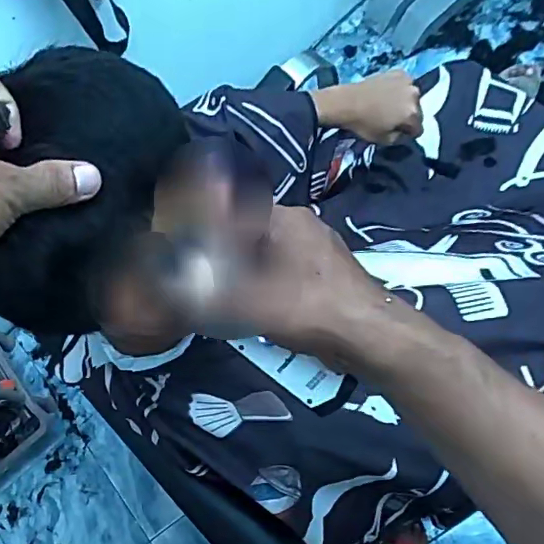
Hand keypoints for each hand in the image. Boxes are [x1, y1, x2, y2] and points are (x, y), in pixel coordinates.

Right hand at [191, 205, 400, 364]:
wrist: (368, 335)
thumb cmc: (305, 306)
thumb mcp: (245, 298)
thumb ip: (204, 289)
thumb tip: (175, 281)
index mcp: (283, 216)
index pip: (231, 208)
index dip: (205, 229)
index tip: (188, 251)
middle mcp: (303, 224)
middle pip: (250, 233)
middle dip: (225, 256)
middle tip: (204, 280)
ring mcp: (320, 249)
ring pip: (270, 255)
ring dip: (248, 274)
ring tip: (228, 297)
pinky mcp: (329, 275)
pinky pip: (288, 274)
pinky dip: (270, 286)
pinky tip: (261, 308)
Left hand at [315, 69, 422, 144]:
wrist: (347, 102)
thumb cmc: (365, 124)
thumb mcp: (385, 140)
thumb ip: (401, 138)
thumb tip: (406, 133)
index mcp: (413, 113)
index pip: (419, 129)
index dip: (409, 133)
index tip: (399, 132)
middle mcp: (415, 94)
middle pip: (417, 111)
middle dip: (408, 116)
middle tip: (393, 118)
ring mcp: (408, 80)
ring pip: (412, 96)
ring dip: (405, 102)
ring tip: (389, 105)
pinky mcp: (399, 71)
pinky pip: (405, 85)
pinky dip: (399, 89)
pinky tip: (387, 93)